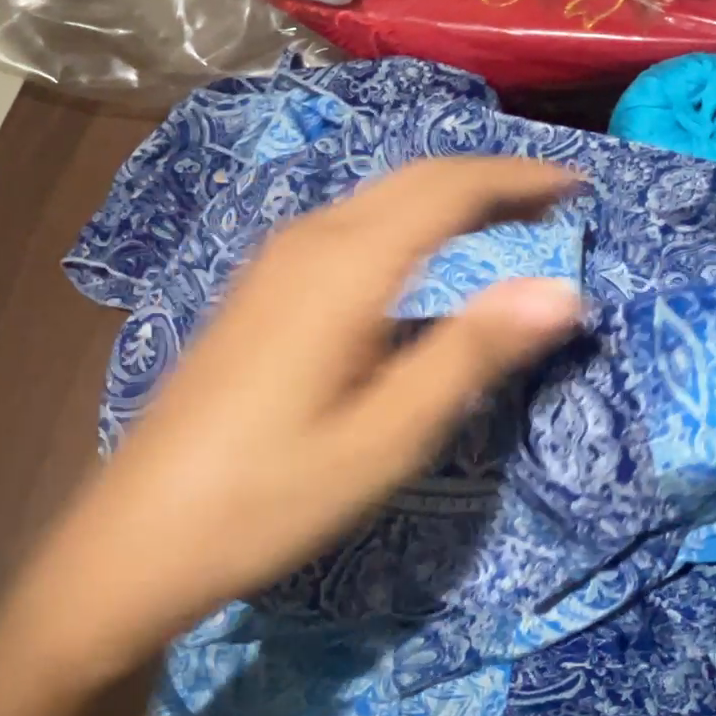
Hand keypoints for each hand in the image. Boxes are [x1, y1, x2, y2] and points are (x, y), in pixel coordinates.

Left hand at [2, 158, 583, 684]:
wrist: (136, 536)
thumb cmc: (269, 496)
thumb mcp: (386, 438)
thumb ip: (472, 354)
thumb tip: (562, 291)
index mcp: (344, 268)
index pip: (448, 189)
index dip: (519, 178)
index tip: (579, 186)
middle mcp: (307, 242)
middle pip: (413, 180)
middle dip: (490, 179)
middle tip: (556, 197)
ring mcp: (275, 262)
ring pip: (380, 198)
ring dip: (449, 197)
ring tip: (508, 217)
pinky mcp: (261, 288)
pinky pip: (353, 226)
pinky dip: (409, 222)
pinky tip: (425, 257)